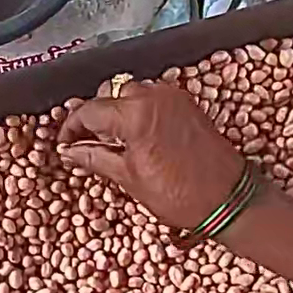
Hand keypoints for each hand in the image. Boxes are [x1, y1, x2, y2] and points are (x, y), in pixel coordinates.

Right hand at [57, 81, 248, 229]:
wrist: (227, 198)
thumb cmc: (180, 194)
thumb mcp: (128, 177)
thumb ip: (95, 157)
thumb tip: (70, 151)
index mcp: (135, 115)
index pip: (89, 111)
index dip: (71, 127)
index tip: (65, 143)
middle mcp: (153, 97)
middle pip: (109, 97)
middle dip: (93, 118)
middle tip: (83, 144)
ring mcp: (172, 98)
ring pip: (130, 94)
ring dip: (115, 113)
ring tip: (108, 141)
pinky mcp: (186, 104)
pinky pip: (151, 98)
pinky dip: (137, 112)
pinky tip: (133, 136)